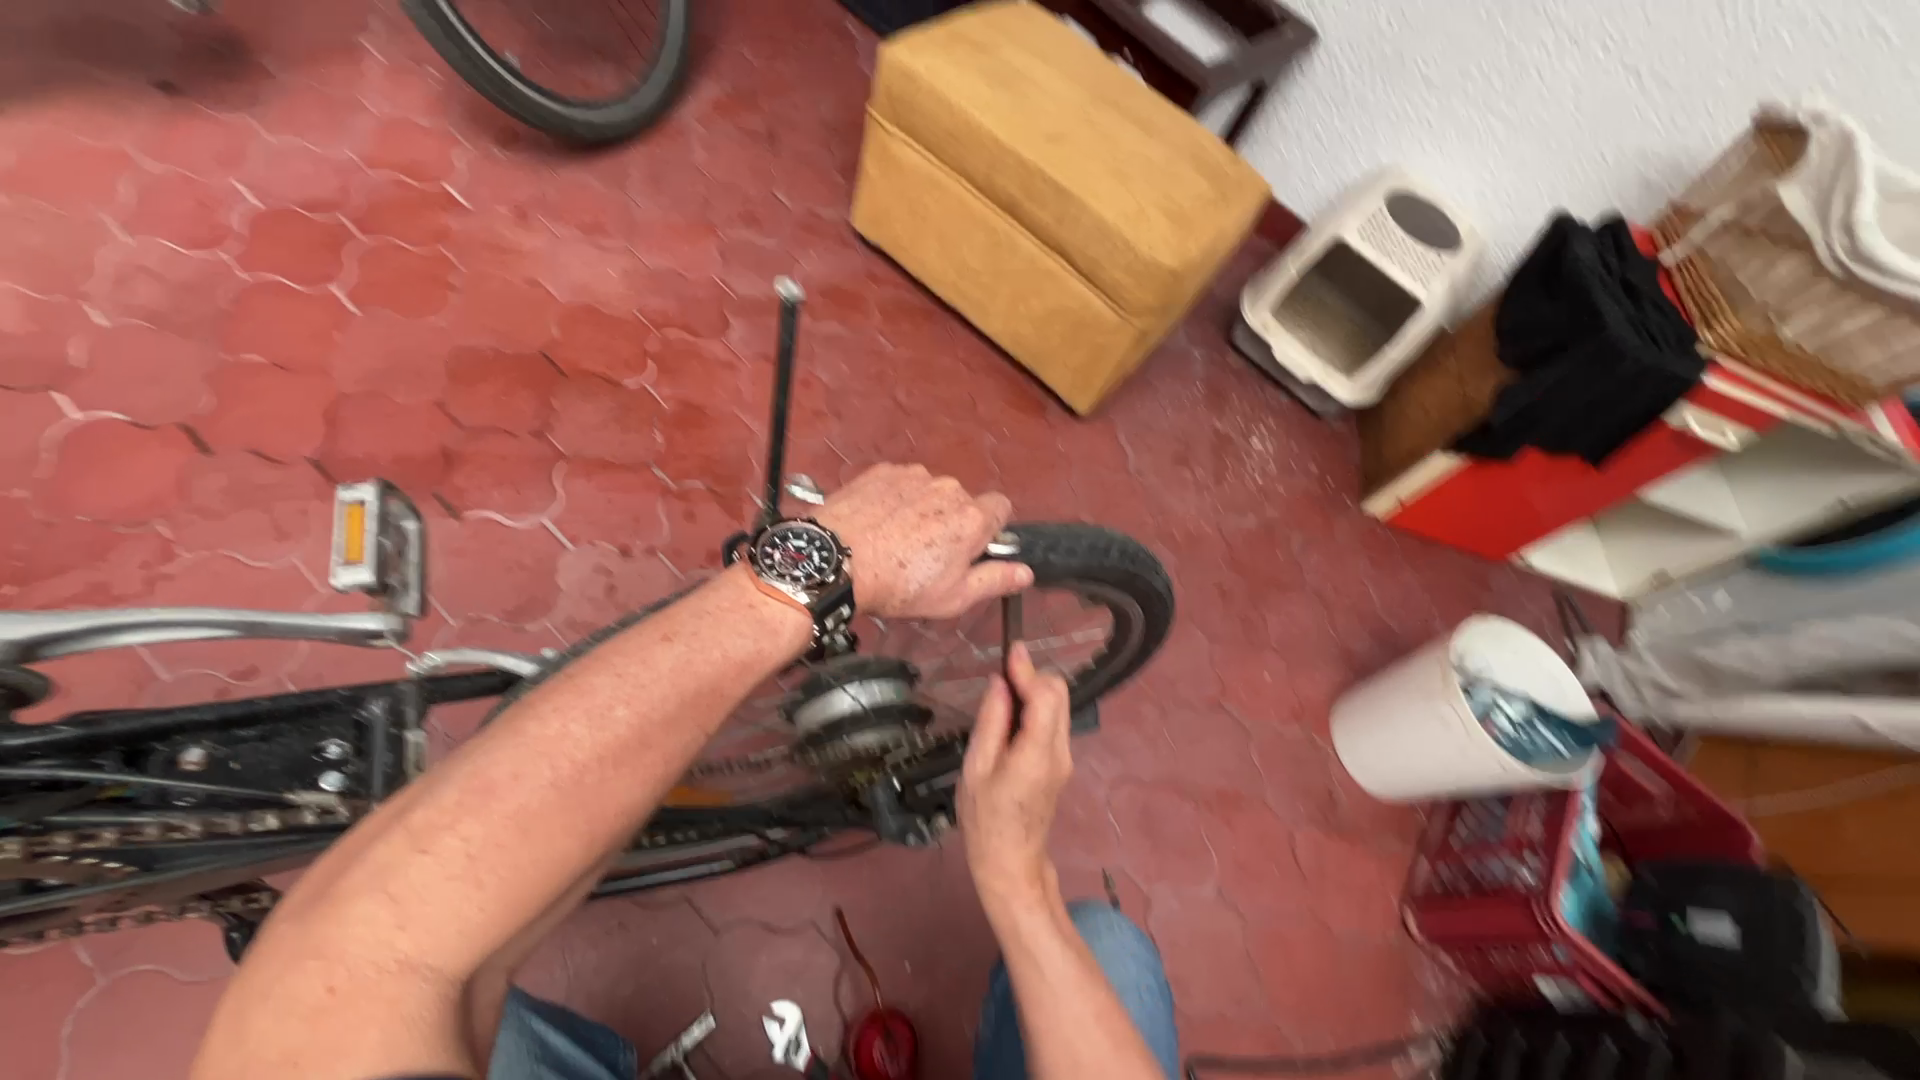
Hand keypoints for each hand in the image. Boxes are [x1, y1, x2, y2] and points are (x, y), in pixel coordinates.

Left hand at [813, 464, 1031, 618]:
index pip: (1002, 508)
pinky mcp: (882, 471)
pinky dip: (895, 499)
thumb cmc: (899, 586)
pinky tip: (877, 523)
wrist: (834, 561)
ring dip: (922, 509)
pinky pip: (900, 483)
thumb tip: (1027, 572)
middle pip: (962, 501)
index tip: (970, 550)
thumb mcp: (953, 597)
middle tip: (925, 554)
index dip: (990, 529)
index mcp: (972, 518)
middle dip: (951, 522)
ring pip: (930, 492)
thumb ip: (994, 580)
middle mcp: (948, 488)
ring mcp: (913, 475)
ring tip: (895, 539)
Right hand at [958, 643, 1072, 907]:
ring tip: (1001, 699)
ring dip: (1034, 694)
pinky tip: (1010, 720)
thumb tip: (999, 683)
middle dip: (1033, 678)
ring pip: (1059, 707)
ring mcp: (1064, 758)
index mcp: (1037, 752)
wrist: (1010, 862)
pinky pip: (1053, 724)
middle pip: (1059, 695)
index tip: (1011, 649)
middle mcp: (1060, 751)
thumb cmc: (985, 819)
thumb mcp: (976, 768)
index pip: (1045, 696)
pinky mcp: (1060, 764)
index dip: (1028, 670)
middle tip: (1001, 678)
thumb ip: (991, 722)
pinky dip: (1036, 711)